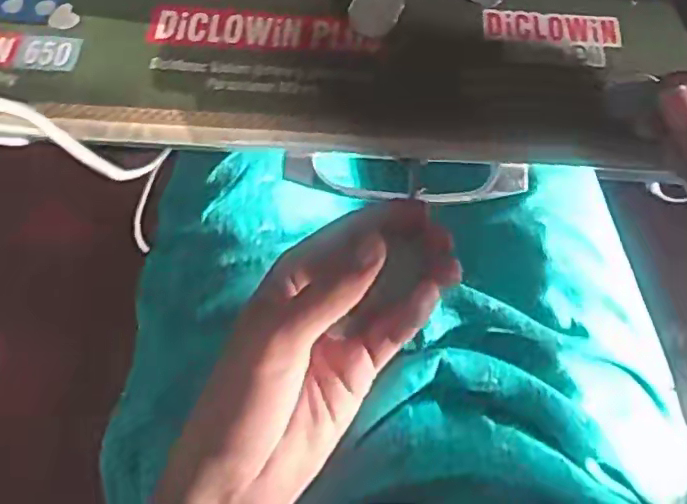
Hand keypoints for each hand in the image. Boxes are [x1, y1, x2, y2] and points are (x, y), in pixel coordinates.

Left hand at [153, 201, 461, 503]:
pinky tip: (433, 293)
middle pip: (371, 262)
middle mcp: (321, 297)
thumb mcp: (281, 335)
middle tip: (442, 236)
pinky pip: (390, 332)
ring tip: (450, 261)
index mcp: (294, 278)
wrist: (235, 480)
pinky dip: (412, 312)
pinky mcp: (358, 368)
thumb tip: (378, 244)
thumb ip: (332, 291)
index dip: (381, 220)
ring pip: (387, 293)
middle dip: (405, 244)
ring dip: (417, 274)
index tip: (419, 210)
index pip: (343, 237)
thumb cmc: (243, 394)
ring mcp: (342, 333)